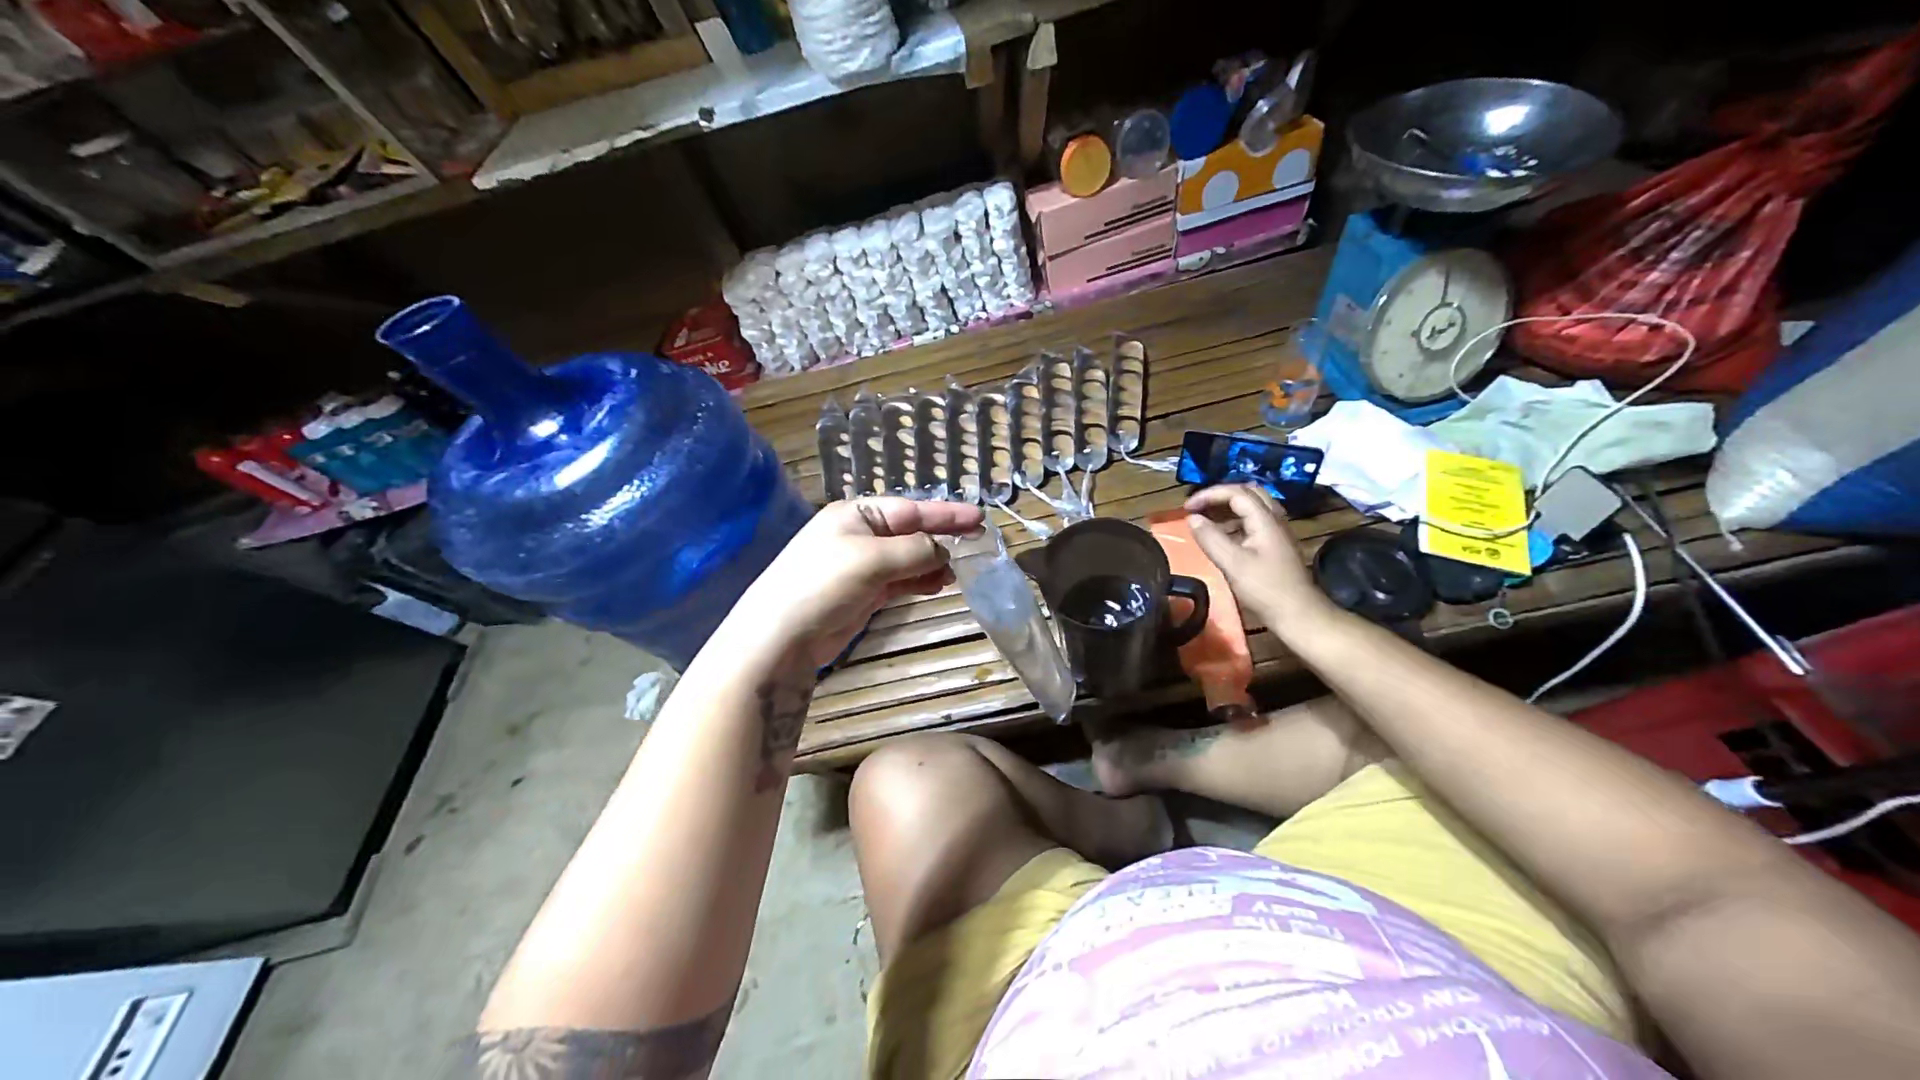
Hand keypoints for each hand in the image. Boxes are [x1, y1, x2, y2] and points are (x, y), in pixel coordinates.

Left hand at [729, 497, 984, 668]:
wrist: (783, 636)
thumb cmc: (824, 583)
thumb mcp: (872, 559)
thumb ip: (915, 550)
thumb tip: (945, 550)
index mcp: (856, 514)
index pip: (910, 508)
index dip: (945, 514)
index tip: (978, 517)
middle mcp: (859, 535)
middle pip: (910, 532)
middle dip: (942, 538)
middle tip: (978, 543)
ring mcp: (862, 566)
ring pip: (908, 558)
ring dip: (934, 563)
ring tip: (961, 570)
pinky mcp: (864, 593)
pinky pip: (900, 581)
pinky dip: (920, 581)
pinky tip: (939, 585)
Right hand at [1185, 484, 1338, 638]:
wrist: (1298, 613)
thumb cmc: (1265, 588)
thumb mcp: (1232, 563)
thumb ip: (1210, 538)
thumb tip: (1192, 518)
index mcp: (1264, 520)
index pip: (1236, 492)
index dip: (1209, 495)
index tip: (1187, 507)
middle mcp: (1274, 520)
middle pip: (1248, 493)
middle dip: (1220, 496)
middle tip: (1199, 507)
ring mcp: (1277, 532)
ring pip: (1252, 507)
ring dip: (1227, 509)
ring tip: (1206, 522)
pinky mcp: (1276, 545)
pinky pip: (1254, 522)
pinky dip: (1235, 523)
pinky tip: (1223, 538)